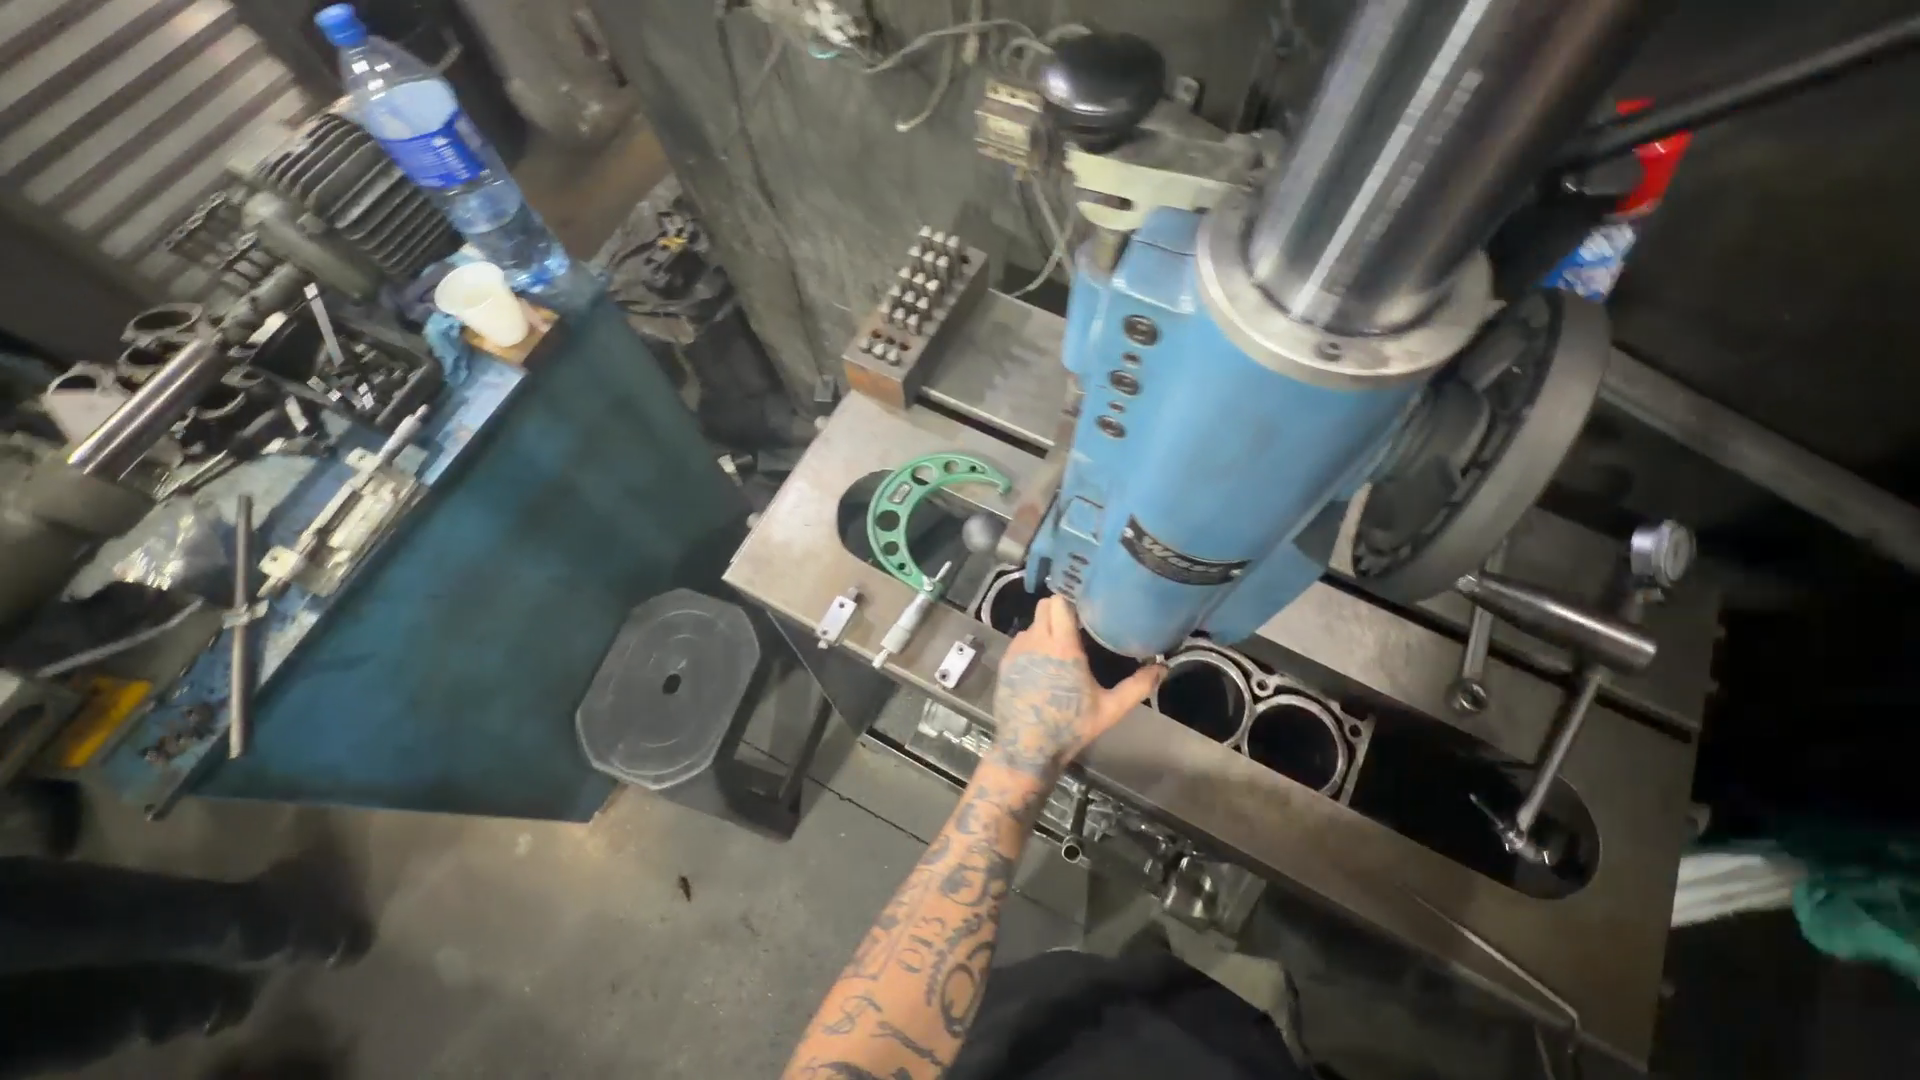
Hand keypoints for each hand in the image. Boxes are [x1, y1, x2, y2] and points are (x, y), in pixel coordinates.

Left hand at [986, 596, 1163, 779]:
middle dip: (1059, 609)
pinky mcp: (1005, 663)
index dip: (1071, 599)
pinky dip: (1032, 645)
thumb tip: (1162, 669)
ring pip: (1032, 624)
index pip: (1059, 602)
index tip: (1085, 606)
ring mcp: (1016, 651)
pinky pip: (1020, 642)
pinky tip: (1043, 664)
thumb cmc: (1070, 726)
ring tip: (1060, 646)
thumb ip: (1137, 687)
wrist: (1027, 748)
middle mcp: (1036, 641)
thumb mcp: (1109, 709)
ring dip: (1045, 628)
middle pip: (1044, 607)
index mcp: (1061, 646)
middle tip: (1076, 623)